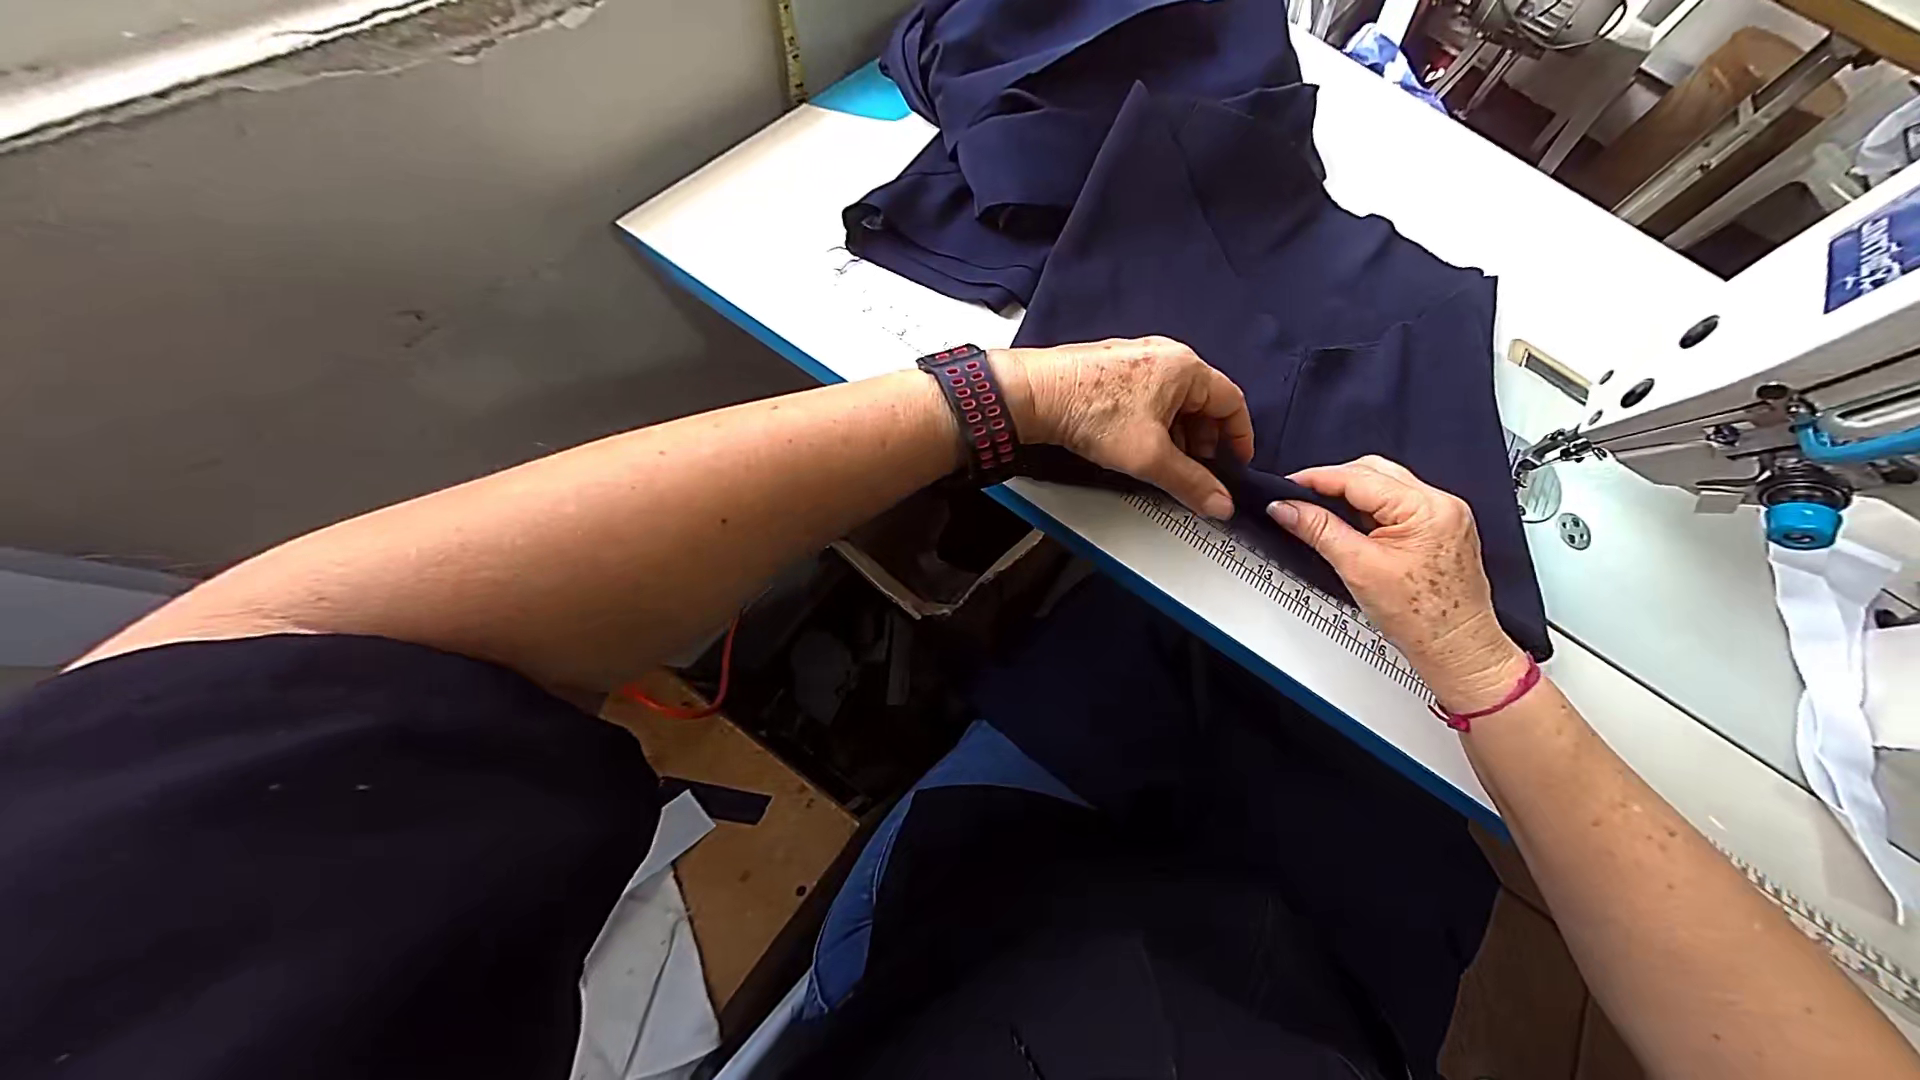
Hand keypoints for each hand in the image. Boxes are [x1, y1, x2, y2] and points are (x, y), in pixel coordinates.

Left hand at [992, 337, 1253, 518]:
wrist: (1036, 394)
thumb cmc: (1094, 415)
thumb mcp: (1149, 457)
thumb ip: (1190, 482)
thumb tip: (1222, 505)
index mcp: (1186, 367)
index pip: (1231, 401)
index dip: (1239, 436)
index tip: (1235, 463)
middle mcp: (1165, 354)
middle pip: (1203, 400)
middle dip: (1204, 438)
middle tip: (1196, 468)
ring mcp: (1136, 358)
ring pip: (1173, 399)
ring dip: (1177, 432)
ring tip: (1165, 461)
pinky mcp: (1112, 367)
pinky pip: (1148, 395)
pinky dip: (1154, 421)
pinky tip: (1138, 443)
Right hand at [1264, 456, 1531, 712]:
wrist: (1454, 645)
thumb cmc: (1422, 616)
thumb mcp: (1356, 567)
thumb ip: (1318, 529)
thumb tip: (1286, 508)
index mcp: (1426, 508)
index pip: (1358, 477)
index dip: (1315, 479)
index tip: (1285, 487)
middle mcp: (1441, 504)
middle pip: (1371, 471)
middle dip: (1330, 481)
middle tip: (1296, 498)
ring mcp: (1442, 514)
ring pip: (1382, 484)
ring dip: (1347, 493)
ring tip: (1318, 512)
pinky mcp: (1437, 527)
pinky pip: (1393, 502)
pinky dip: (1364, 507)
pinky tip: (1347, 523)